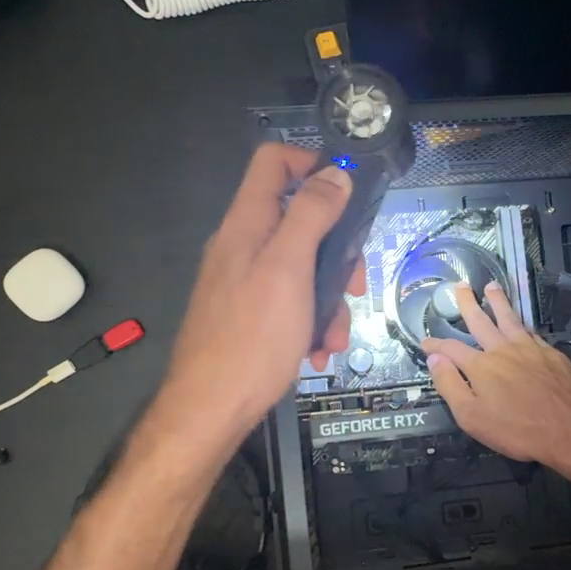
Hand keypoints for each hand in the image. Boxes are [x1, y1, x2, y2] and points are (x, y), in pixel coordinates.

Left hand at [163, 144, 363, 448]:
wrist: (213, 406)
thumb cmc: (253, 335)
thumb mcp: (290, 268)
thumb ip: (311, 215)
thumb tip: (335, 172)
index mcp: (247, 223)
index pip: (274, 162)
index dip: (312, 163)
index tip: (350, 191)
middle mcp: (243, 245)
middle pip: (300, 220)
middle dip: (337, 252)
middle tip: (356, 283)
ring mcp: (245, 281)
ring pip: (303, 269)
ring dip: (330, 299)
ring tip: (334, 335)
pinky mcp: (251, 314)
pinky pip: (292, 303)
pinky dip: (311, 322)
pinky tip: (318, 350)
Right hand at [421, 281, 570, 471]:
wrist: (569, 431)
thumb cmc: (517, 430)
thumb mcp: (472, 417)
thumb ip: (450, 385)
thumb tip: (434, 359)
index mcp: (481, 366)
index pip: (451, 349)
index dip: (435, 345)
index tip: (425, 341)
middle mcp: (504, 350)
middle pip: (481, 321)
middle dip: (468, 304)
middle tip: (461, 286)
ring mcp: (531, 349)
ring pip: (510, 319)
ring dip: (498, 302)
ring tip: (491, 286)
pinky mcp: (552, 355)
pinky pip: (532, 332)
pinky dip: (522, 324)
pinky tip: (522, 323)